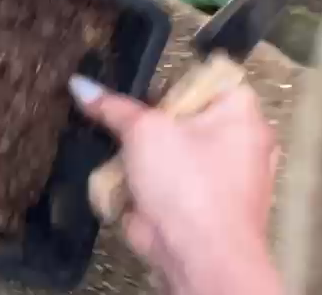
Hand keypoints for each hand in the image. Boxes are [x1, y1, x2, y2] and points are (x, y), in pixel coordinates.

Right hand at [71, 75, 282, 294]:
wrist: (196, 252)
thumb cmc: (187, 183)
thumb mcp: (142, 129)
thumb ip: (110, 103)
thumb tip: (80, 85)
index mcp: (242, 121)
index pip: (215, 78)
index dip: (177, 69)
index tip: (138, 69)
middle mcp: (236, 144)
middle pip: (183, 106)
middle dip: (146, 104)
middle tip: (112, 96)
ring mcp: (214, 172)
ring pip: (166, 137)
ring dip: (136, 135)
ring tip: (103, 122)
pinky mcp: (192, 194)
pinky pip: (160, 164)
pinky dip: (137, 161)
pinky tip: (110, 154)